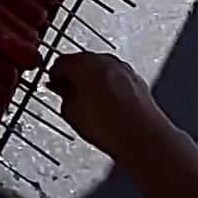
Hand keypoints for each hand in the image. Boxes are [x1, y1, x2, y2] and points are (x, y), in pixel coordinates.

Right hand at [47, 52, 185, 162]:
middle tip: (68, 93)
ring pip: (99, 69)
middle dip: (74, 76)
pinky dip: (108, 85)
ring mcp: (122, 68)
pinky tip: (106, 104)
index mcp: (82, 63)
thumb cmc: (108, 124)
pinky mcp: (136, 78)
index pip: (60, 63)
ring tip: (89, 102)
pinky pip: (115, 77)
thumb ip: (62, 94)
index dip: (54, 76)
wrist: (143, 137)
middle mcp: (103, 60)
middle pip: (80, 62)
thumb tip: (63, 90)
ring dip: (92, 80)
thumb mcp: (69, 111)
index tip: (54, 85)